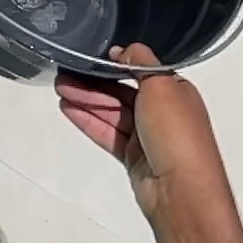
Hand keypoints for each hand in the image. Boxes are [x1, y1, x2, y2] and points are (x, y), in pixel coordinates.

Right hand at [57, 45, 242, 242]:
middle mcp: (162, 112)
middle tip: (66, 74)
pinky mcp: (134, 156)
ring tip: (61, 88)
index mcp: (175, 90)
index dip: (116, 62)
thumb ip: (140, 61)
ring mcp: (147, 135)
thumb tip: (125, 50)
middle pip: (120, 90)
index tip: (94, 56)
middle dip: (92, 82)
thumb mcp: (160, 84)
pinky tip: (70, 109)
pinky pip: (107, 132)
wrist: (181, 192)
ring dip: (86, 99)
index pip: (140, 70)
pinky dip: (88, 120)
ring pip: (111, 111)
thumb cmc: (179, 137)